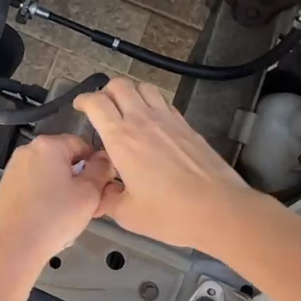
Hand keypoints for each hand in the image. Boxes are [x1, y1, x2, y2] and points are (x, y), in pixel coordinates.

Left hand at [0, 134, 120, 267]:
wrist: (18, 244)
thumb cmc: (57, 216)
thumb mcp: (89, 193)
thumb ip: (100, 170)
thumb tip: (103, 158)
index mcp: (48, 145)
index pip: (80, 144)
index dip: (94, 162)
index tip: (99, 183)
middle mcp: (27, 150)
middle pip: (61, 156)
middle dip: (75, 174)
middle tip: (85, 200)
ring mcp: (13, 167)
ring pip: (45, 171)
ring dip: (59, 184)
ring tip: (66, 210)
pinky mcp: (5, 186)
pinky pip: (31, 183)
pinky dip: (41, 193)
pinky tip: (46, 214)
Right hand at [74, 78, 263, 252]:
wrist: (220, 210)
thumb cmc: (171, 214)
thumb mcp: (128, 215)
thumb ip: (107, 199)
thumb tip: (99, 193)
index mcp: (122, 138)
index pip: (96, 102)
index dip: (83, 100)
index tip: (80, 107)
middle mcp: (143, 121)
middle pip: (120, 85)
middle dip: (105, 91)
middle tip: (102, 108)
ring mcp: (168, 120)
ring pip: (144, 88)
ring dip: (131, 93)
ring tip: (127, 110)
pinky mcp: (187, 126)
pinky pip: (164, 102)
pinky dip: (153, 104)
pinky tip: (153, 124)